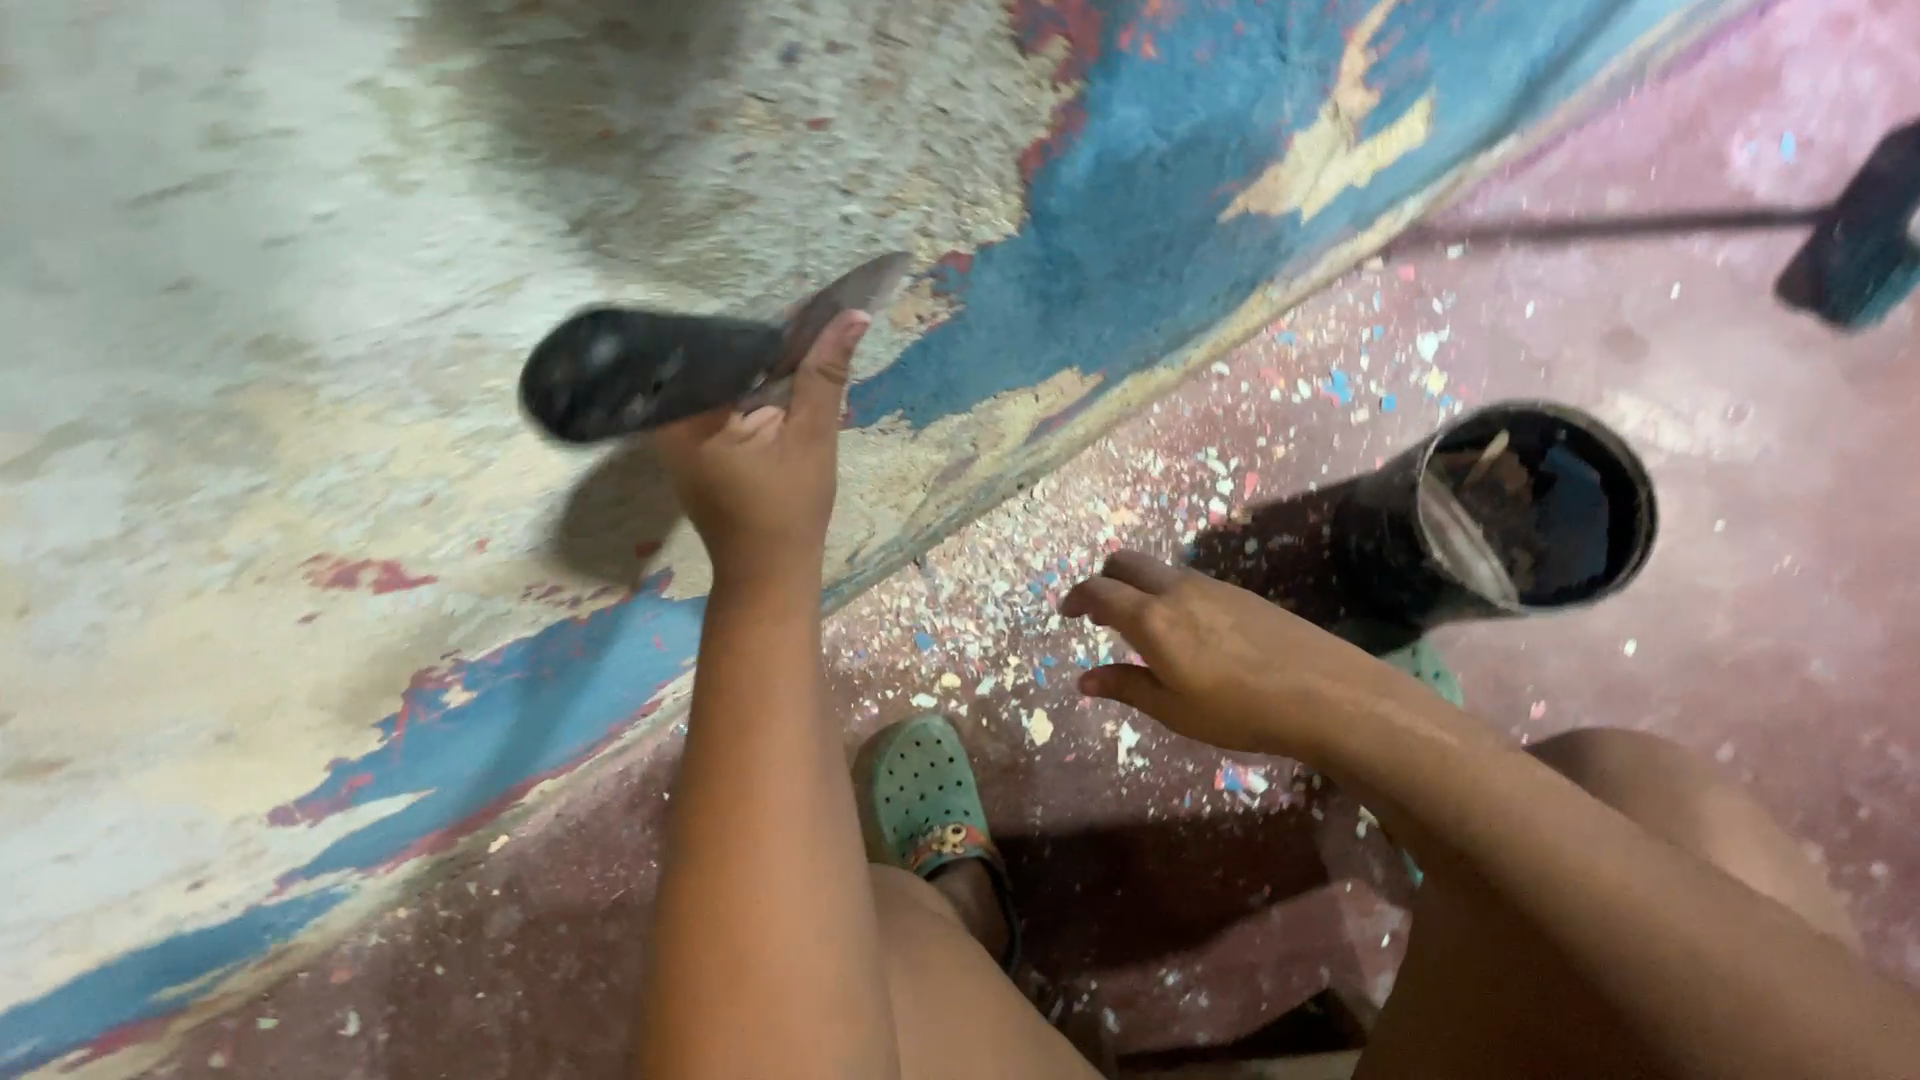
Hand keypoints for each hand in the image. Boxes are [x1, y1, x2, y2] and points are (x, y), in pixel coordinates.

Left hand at [654, 310, 870, 582]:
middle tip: (807, 324)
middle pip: (718, 362)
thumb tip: (854, 316)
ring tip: (799, 348)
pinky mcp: (692, 449)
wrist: (770, 574)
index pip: (722, 346)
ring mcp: (676, 436)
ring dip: (759, 371)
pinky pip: (719, 405)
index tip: (805, 309)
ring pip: (721, 383)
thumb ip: (825, 374)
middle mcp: (669, 419)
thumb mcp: (812, 436)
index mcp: (687, 413)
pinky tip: (778, 386)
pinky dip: (750, 395)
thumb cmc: (789, 511)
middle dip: (763, 348)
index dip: (768, 327)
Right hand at [1060, 550, 1445, 761]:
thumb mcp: (1173, 709)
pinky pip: (1188, 580)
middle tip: (1099, 613)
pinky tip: (1186, 630)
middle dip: (1104, 580)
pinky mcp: (1239, 592)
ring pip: (1159, 570)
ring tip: (1141, 625)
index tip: (1067, 613)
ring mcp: (1211, 586)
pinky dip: (1168, 593)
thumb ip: (1125, 687)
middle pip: (1126, 563)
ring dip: (1138, 586)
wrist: (1324, 692)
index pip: (1099, 591)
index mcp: (1151, 619)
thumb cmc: (1238, 710)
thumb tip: (1083, 680)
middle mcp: (1176, 590)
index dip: (1076, 598)